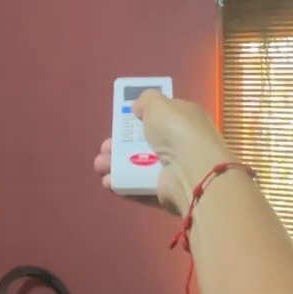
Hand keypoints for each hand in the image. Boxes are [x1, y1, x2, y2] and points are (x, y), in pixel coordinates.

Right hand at [93, 89, 236, 214]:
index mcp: (184, 121)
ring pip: (138, 167)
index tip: (120, 121)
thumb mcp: (159, 104)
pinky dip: (122, 184)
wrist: (192, 170)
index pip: (161, 118)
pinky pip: (139, 187)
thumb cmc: (177, 131)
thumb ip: (146, 100)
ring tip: (100, 165)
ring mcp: (173, 171)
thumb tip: (139, 107)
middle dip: (119, 145)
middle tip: (105, 148)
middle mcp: (181, 145)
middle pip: (143, 144)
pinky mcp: (165, 193)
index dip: (139, 119)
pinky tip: (108, 182)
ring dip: (115, 165)